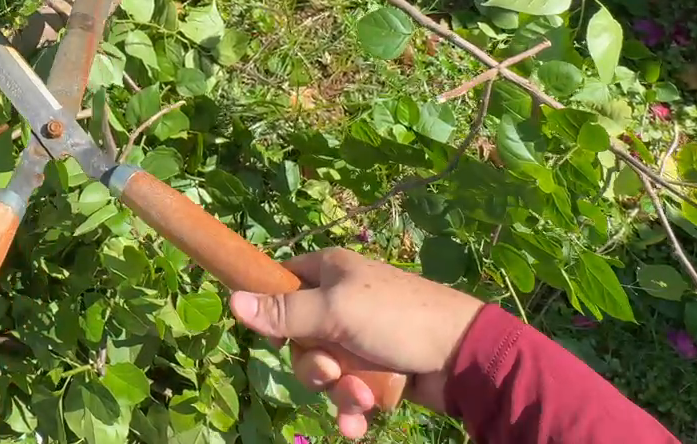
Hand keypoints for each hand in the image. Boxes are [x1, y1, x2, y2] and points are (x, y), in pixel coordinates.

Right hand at [230, 247, 483, 434]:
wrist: (464, 355)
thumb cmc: (394, 317)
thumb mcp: (334, 312)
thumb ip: (283, 313)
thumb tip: (232, 301)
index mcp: (329, 272)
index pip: (284, 283)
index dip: (274, 310)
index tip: (277, 336)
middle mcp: (341, 301)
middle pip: (301, 336)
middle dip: (314, 364)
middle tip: (331, 371)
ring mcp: (361, 337)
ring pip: (325, 368)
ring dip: (338, 390)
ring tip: (360, 400)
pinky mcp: (378, 369)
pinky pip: (349, 389)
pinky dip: (352, 407)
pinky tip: (359, 423)